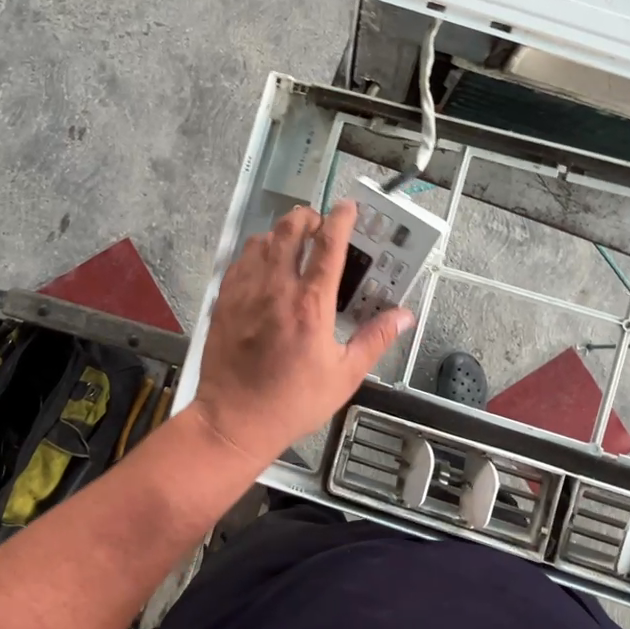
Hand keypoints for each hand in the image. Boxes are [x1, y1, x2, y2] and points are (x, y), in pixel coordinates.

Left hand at [191, 203, 413, 463]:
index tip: (348, 207)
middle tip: (320, 225)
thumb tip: (404, 316)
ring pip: (262, 239)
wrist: (233, 421)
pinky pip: (240, 260)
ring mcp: (246, 291)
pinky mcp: (224, 300)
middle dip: (308, 217)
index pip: (328, 245)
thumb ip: (375, 339)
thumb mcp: (344, 376)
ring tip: (294, 243)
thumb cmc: (292, 402)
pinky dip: (256, 252)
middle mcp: (276, 288)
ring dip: (281, 233)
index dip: (340, 219)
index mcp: (310, 305)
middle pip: (291, 229)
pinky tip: (265, 265)